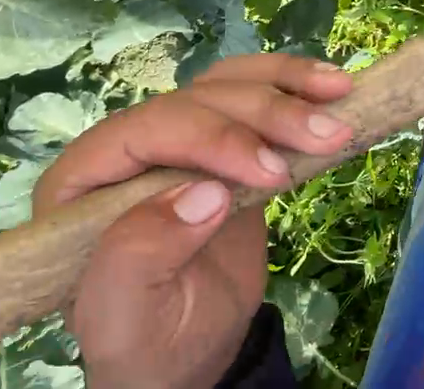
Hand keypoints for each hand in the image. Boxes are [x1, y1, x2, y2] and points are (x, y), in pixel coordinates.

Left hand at [35, 54, 354, 388]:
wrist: (193, 344)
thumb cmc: (150, 339)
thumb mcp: (129, 320)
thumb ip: (139, 259)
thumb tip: (203, 192)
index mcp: (81, 185)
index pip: (146, 132)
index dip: (214, 137)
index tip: (273, 172)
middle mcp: (129, 148)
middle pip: (201, 99)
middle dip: (270, 112)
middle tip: (330, 137)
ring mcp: (184, 137)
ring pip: (234, 80)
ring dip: (291, 83)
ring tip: (342, 95)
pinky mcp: (231, 135)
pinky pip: (260, 88)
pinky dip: (300, 82)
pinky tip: (336, 87)